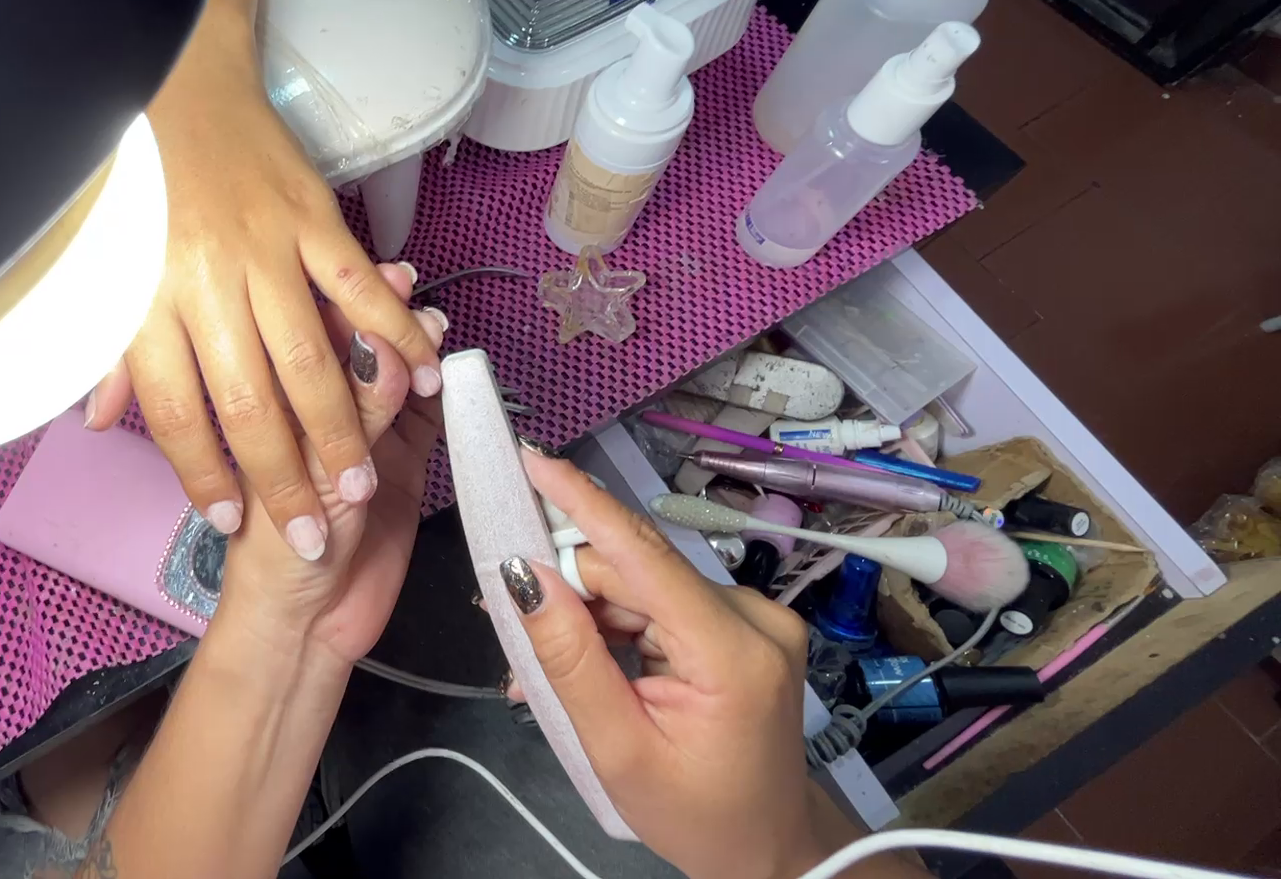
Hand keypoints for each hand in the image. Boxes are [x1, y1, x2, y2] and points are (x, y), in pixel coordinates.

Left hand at [86, 31, 441, 562]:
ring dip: (341, 429)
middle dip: (285, 478)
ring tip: (361, 485)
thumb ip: (109, 353)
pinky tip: (423, 377)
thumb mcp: (109, 272)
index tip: (232, 522)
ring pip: (311, 358)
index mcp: (147, 303)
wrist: (173, 84)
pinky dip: (394, 333)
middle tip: (316, 533)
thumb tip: (102, 425)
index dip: (204, 476)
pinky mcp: (314, 218)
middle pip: (251, 403)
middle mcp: (206, 284)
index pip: (177, 413)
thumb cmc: (135, 186)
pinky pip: (361, 287)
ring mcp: (267, 250)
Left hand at [214, 268, 445, 670]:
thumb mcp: (310, 478)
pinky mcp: (400, 463)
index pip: (307, 341)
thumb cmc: (273, 556)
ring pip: (393, 378)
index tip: (362, 276)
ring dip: (412, 348)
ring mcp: (364, 434)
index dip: (335, 306)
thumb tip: (380, 342)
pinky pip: (423, 417)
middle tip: (403, 285)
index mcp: (279, 404)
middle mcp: (320, 411)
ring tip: (430, 319)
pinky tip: (447, 367)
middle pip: (355, 351)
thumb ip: (351, 415)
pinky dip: (437, 392)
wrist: (307, 629)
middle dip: (378, 315)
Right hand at [502, 453, 825, 878]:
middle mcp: (750, 613)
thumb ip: (568, 658)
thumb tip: (523, 575)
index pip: (641, 553)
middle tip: (521, 632)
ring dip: (589, 611)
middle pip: (631, 569)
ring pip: (638, 581)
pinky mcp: (739, 618)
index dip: (582, 501)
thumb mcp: (616, 748)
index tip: (530, 457)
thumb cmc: (696, 816)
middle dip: (571, 589)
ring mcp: (750, 612)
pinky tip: (593, 657)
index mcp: (731, 651)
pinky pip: (655, 597)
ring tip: (554, 665)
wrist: (774, 851)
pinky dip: (615, 621)